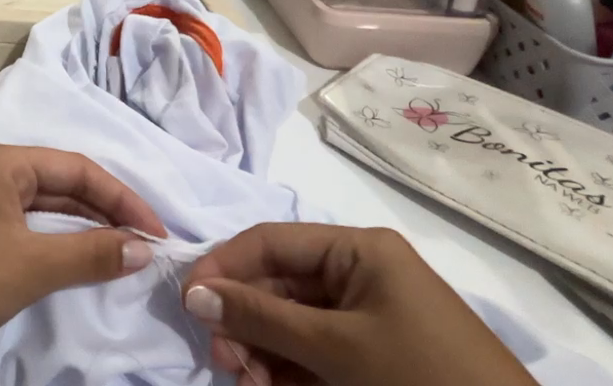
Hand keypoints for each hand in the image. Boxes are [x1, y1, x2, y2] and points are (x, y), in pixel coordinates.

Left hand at [0, 145, 163, 385]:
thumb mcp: (32, 266)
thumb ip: (91, 253)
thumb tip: (144, 248)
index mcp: (4, 161)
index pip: (78, 168)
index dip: (123, 198)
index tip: (159, 233)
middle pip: (65, 182)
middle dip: (109, 211)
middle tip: (150, 245)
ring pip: (49, 204)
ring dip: (88, 226)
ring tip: (129, 251)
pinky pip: (32, 223)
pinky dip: (63, 239)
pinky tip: (86, 257)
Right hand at [181, 223, 537, 385]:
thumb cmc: (425, 380)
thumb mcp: (338, 349)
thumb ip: (261, 319)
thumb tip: (191, 293)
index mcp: (358, 250)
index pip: (270, 241)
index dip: (223, 267)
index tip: (187, 301)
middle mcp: (360, 272)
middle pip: (277, 284)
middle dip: (243, 320)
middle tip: (223, 359)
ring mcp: (370, 315)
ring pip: (291, 322)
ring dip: (260, 350)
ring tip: (245, 380)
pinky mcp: (376, 356)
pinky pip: (315, 350)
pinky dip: (287, 370)